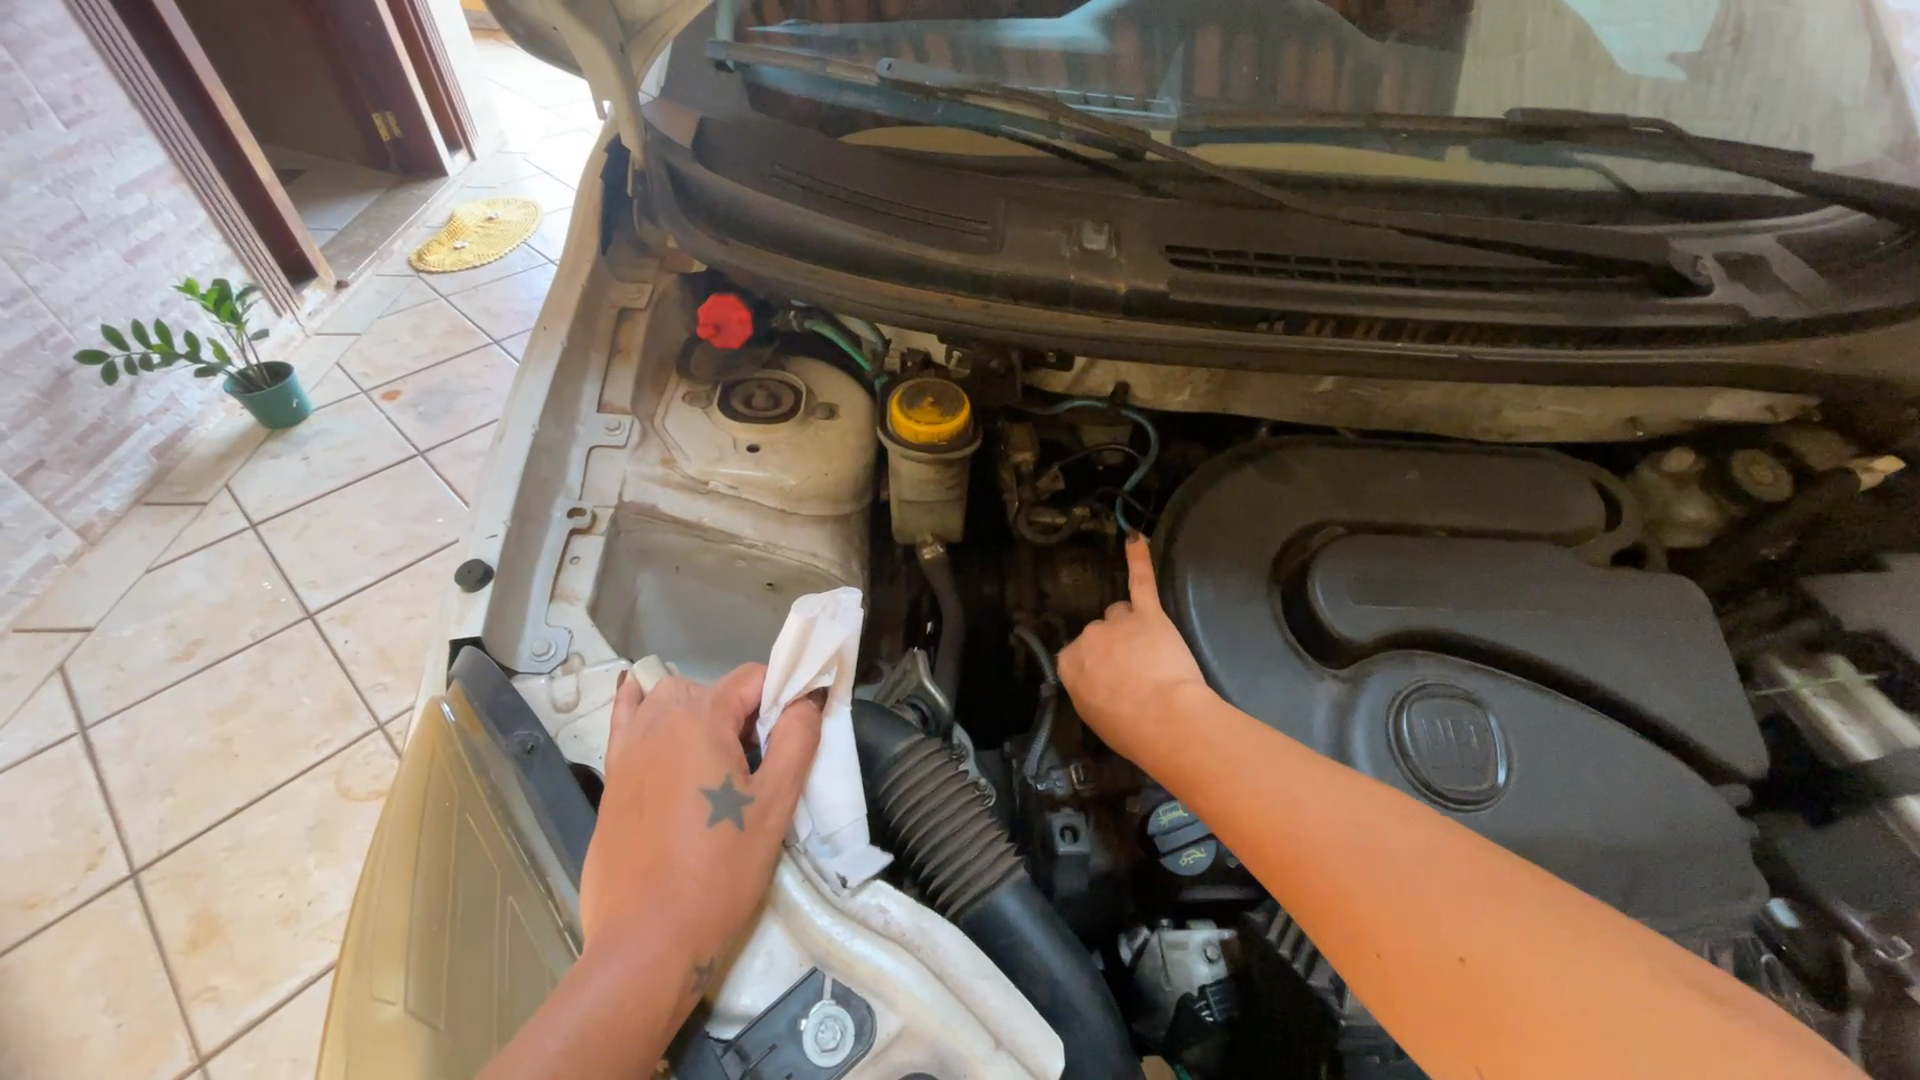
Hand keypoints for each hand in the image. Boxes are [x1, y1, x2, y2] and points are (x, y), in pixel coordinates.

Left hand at [579, 663, 822, 999]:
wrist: (648, 941)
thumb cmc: (720, 872)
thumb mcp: (775, 805)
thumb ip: (796, 739)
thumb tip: (807, 699)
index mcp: (700, 719)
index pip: (753, 678)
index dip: (782, 698)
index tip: (795, 738)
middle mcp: (658, 721)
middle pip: (713, 689)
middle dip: (744, 712)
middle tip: (762, 767)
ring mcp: (628, 750)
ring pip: (671, 701)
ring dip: (702, 714)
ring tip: (721, 764)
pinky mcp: (612, 780)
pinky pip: (627, 722)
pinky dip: (642, 707)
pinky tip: (651, 711)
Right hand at [1057, 535, 1210, 763]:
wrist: (1164, 719)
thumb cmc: (1130, 729)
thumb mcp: (1092, 715)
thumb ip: (1088, 688)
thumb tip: (1097, 680)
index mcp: (1068, 664)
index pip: (1079, 655)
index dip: (1098, 669)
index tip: (1111, 683)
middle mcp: (1087, 637)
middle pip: (1101, 633)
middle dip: (1116, 649)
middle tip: (1137, 675)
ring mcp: (1118, 623)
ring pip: (1122, 615)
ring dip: (1134, 629)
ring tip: (1152, 654)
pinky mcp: (1149, 615)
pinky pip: (1141, 581)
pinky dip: (1139, 559)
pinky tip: (1135, 539)